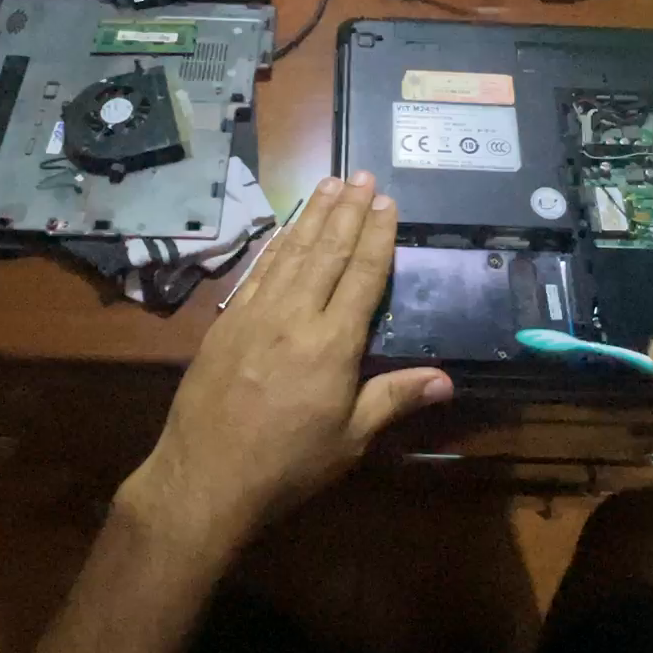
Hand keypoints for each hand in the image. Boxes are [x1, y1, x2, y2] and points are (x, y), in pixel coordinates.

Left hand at [119, 171, 452, 554]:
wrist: (205, 477)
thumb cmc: (287, 464)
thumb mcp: (350, 439)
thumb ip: (395, 398)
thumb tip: (447, 379)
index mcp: (332, 344)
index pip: (362, 275)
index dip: (377, 235)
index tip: (386, 202)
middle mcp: (295, 316)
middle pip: (327, 251)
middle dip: (347, 210)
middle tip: (361, 175)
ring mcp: (257, 313)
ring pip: (292, 252)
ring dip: (312, 215)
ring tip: (329, 183)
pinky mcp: (228, 320)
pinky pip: (259, 270)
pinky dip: (276, 243)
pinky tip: (286, 226)